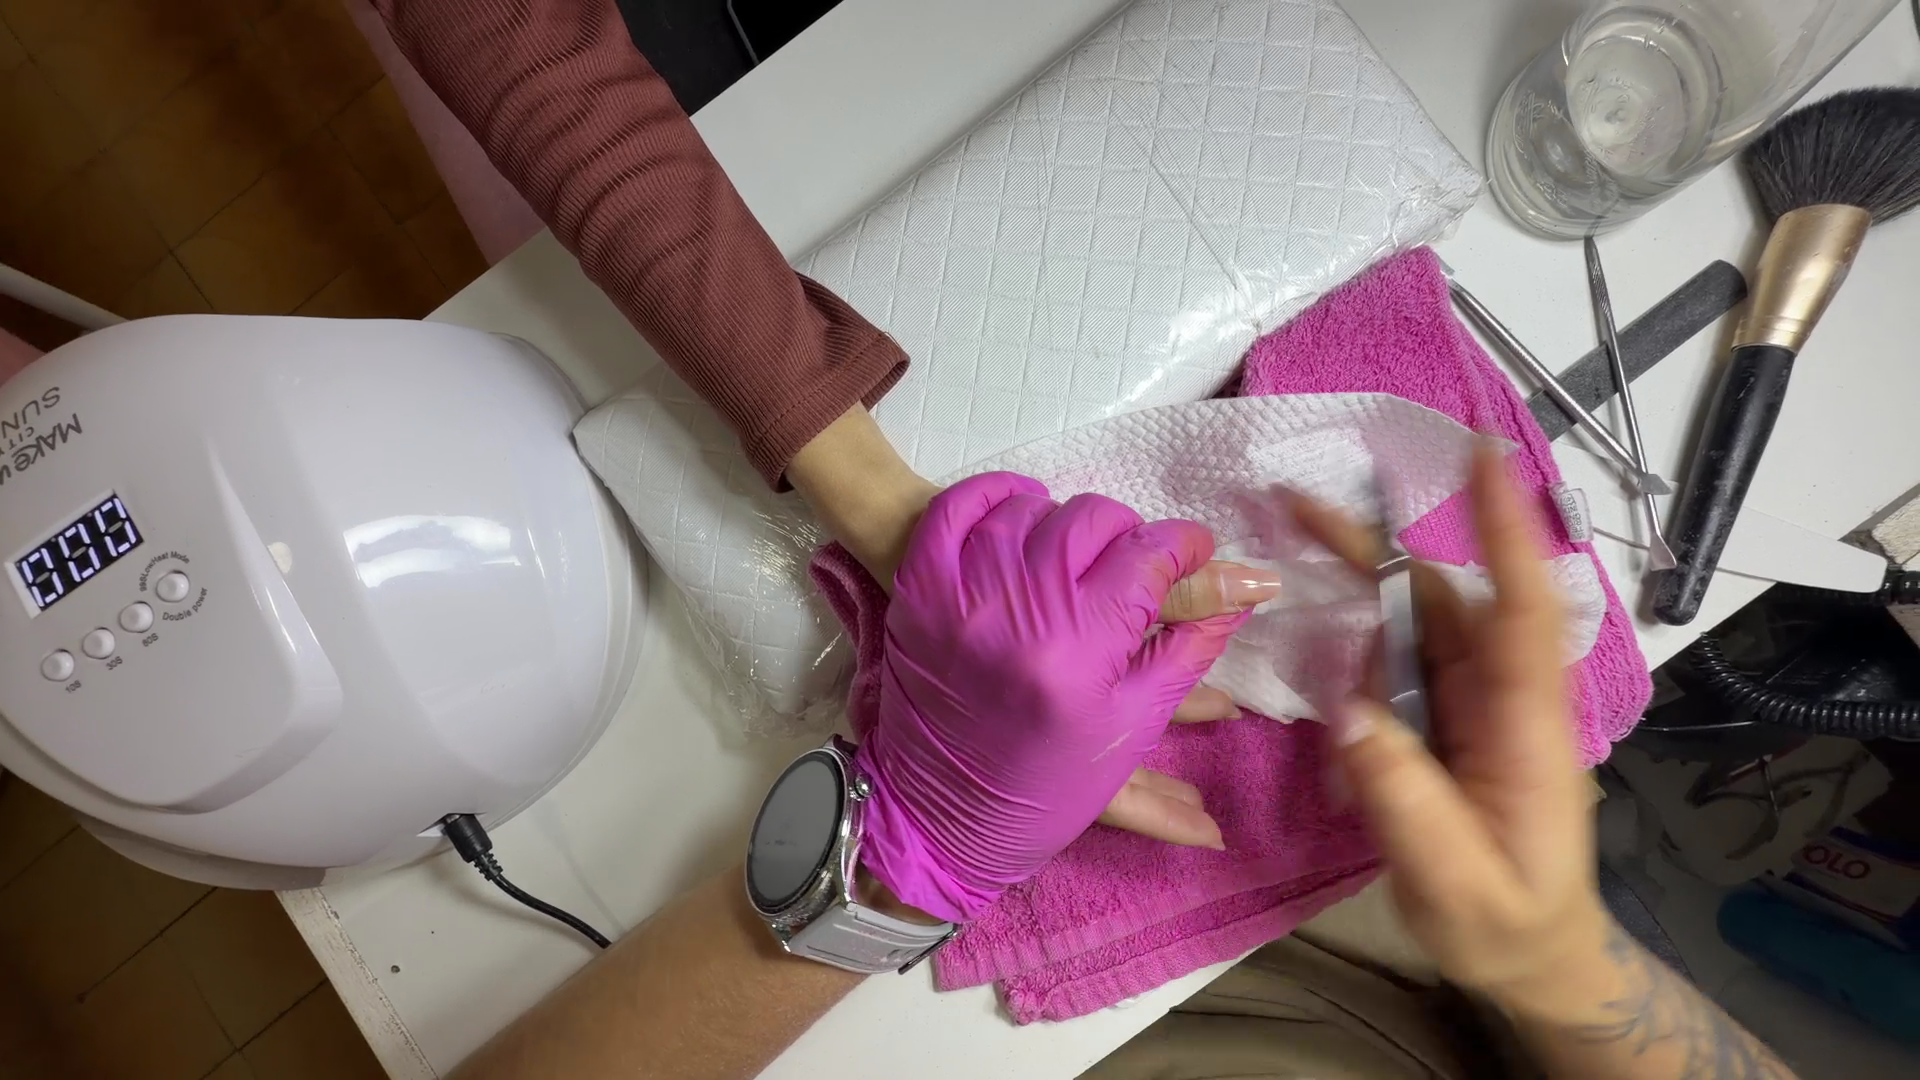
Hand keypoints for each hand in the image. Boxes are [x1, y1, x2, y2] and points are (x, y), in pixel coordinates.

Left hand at [787, 407, 1275, 851]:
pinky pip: (958, 507)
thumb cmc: (1048, 784)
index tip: (1194, 551)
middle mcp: (1018, 611)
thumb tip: (1248, 585)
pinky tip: (1022, 507)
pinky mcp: (918, 587)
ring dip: (1064, 521)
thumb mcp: (1132, 725)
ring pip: (1030, 508)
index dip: (1184, 546)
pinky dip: (995, 495)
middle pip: (1090, 521)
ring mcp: (959, 593)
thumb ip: (1190, 647)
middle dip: (1126, 532)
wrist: (940, 816)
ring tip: (1077, 553)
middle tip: (1132, 560)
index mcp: (1079, 652)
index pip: (1147, 559)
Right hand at [1290, 445, 1610, 1014]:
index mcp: (1523, 723)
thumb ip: (1408, 800)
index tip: (1482, 460)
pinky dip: (1349, 629)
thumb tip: (1348, 711)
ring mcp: (1460, 701)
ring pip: (1406, 618)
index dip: (1504, 532)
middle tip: (1293, 502)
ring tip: (1292, 539)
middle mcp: (1494, 693)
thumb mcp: (1457, 878)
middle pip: (1437, 597)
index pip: (1521, 612)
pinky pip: (1387, 655)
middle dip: (1373, 542)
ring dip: (1354, 578)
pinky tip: (1313, 628)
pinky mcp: (1430, 714)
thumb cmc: (1507, 919)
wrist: (1523, 950)